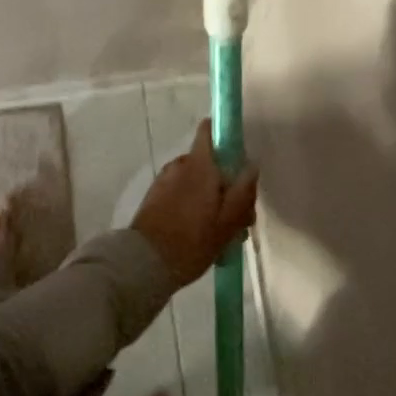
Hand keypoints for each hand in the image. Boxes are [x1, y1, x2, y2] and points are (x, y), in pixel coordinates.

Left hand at [131, 119, 258, 286]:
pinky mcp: (154, 198)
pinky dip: (192, 205)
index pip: (208, 130)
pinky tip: (200, 235)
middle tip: (238, 218)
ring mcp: (164, 180)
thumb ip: (243, 191)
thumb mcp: (228, 222)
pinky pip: (180, 193)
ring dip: (209, 198)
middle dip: (225, 183)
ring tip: (220, 233)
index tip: (238, 160)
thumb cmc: (192, 242)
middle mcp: (179, 165)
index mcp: (199, 165)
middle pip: (208, 163)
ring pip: (195, 180)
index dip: (224, 137)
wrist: (143, 264)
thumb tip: (252, 164)